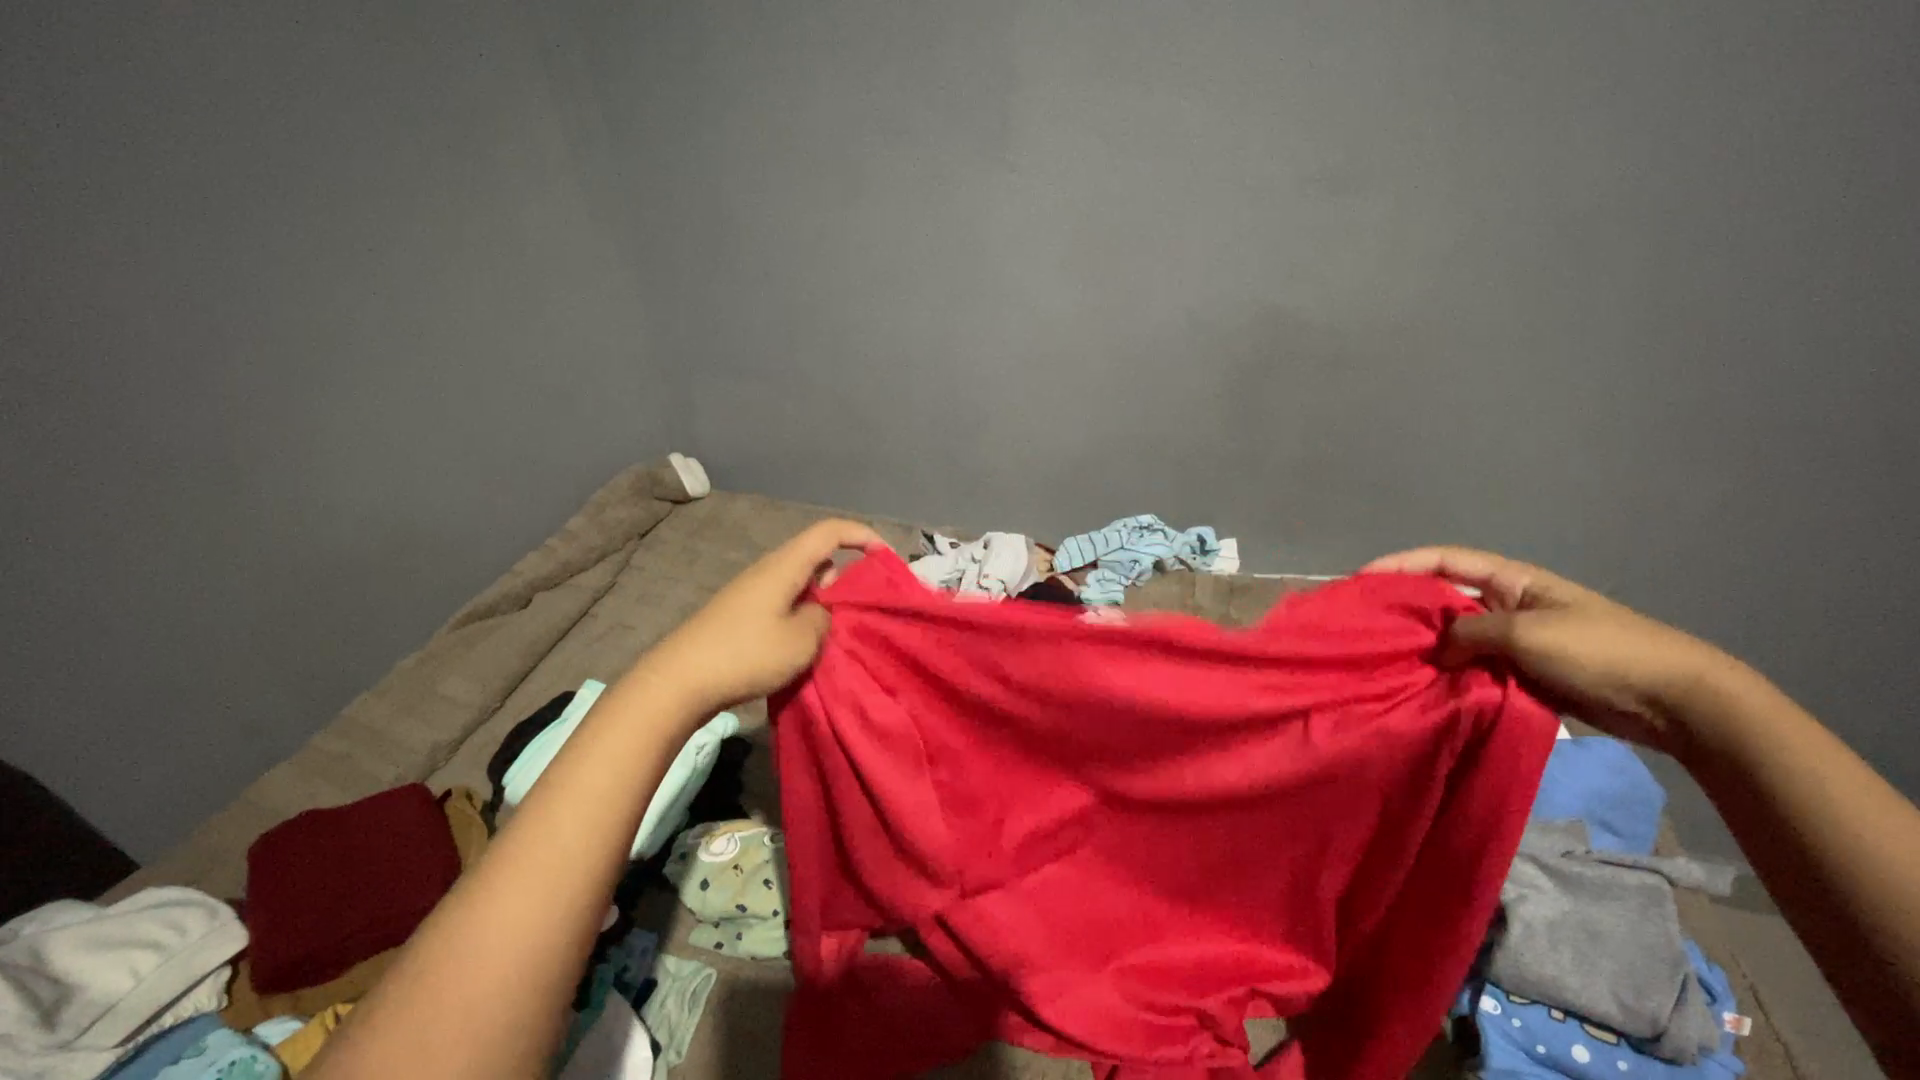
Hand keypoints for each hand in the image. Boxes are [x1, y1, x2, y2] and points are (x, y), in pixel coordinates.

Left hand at [639, 519, 883, 715]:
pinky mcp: (741, 615)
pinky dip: (802, 615)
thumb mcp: (802, 639)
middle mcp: (768, 570)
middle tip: (857, 611)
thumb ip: (825, 617)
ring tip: (831, 635)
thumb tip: (823, 610)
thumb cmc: (746, 654)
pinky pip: (784, 602)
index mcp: (785, 565)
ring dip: (822, 601)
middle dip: (844, 577)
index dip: (862, 536)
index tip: (887, 559)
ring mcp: (751, 592)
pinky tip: (802, 646)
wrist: (679, 681)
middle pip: (816, 557)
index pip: (830, 531)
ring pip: (800, 583)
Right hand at [1362, 546, 1736, 754]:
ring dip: (1425, 648)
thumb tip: (1433, 650)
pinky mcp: (1525, 674)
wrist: (1674, 700)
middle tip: (1363, 626)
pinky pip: (1474, 669)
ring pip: (1457, 639)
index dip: (1400, 564)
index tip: (1358, 580)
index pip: (1444, 560)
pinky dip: (1449, 676)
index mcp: (1513, 580)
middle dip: (1405, 609)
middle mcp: (1509, 604)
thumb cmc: (1600, 652)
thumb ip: (1469, 635)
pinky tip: (1423, 687)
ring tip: (1383, 661)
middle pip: (1444, 599)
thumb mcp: (1526, 634)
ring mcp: (1518, 641)